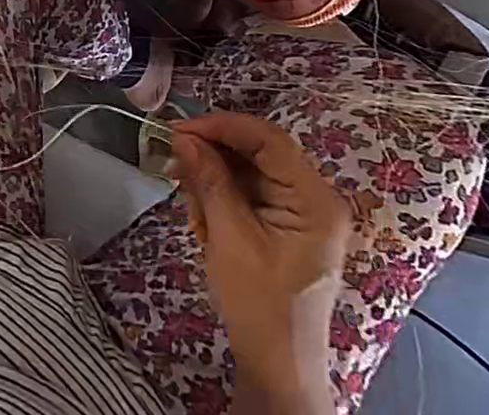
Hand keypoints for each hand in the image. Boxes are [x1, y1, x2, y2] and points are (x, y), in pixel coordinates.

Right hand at [169, 111, 349, 414]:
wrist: (277, 361)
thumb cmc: (259, 301)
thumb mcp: (229, 235)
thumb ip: (209, 179)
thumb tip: (183, 136)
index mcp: (315, 200)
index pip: (268, 139)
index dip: (221, 126)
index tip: (177, 130)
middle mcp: (314, 197)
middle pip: (256, 151)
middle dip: (211, 153)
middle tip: (173, 163)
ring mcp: (301, 211)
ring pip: (246, 169)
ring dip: (210, 177)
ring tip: (189, 204)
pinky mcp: (284, 222)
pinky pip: (246, 190)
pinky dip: (219, 194)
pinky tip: (202, 217)